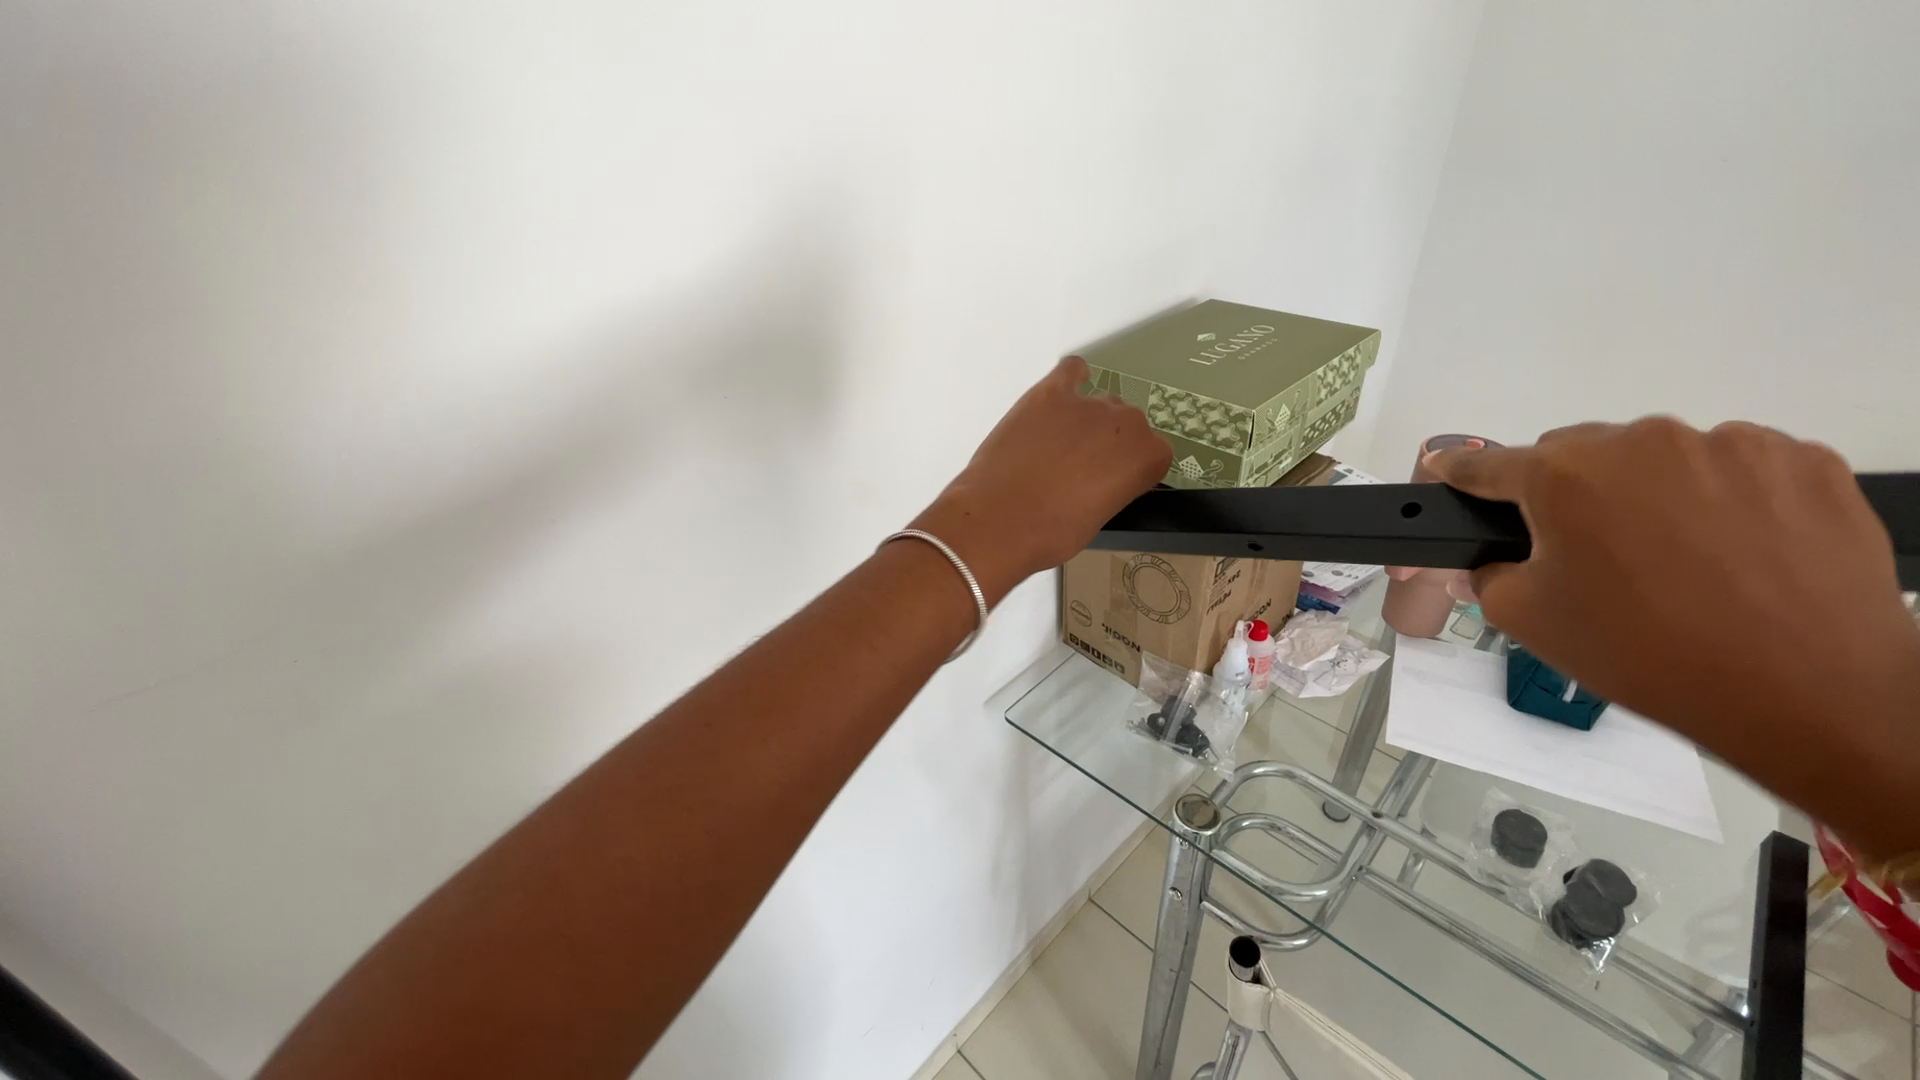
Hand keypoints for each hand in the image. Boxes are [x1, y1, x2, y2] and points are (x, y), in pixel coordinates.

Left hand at [912, 356, 1171, 603]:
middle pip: (1128, 426)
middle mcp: (1126, 422)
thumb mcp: (1099, 518)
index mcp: (1147, 457)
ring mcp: (1087, 404)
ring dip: (1088, 421)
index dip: (1131, 471)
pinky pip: (1070, 371)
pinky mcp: (1048, 393)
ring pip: (1100, 403)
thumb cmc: (1053, 533)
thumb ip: (1112, 488)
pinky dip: (1072, 378)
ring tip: (1059, 447)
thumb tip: (1098, 480)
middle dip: (1109, 445)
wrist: (1001, 520)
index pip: (1154, 455)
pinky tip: (1062, 394)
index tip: (1111, 485)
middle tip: (1080, 471)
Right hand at [1427, 418, 1919, 748]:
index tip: (1445, 473)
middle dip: (1568, 493)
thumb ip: (1486, 574)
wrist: (1807, 693)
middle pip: (1577, 454)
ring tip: (1672, 560)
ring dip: (1646, 493)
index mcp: (1563, 475)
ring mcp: (1732, 444)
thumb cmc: (1643, 654)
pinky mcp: (1804, 462)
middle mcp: (1643, 441)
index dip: (1459, 474)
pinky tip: (1731, 551)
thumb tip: (1489, 558)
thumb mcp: (1526, 620)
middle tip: (1588, 555)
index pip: (1486, 463)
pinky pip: (1734, 468)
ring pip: (1658, 458)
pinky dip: (1719, 498)